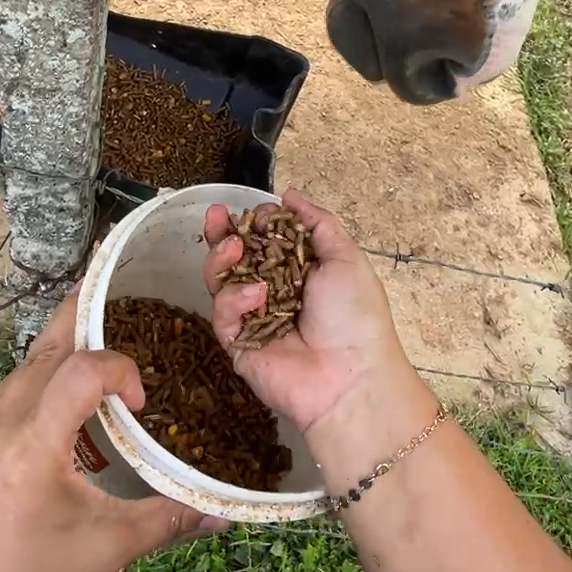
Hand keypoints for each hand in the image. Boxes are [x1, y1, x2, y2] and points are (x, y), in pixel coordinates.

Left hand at [0, 296, 228, 571]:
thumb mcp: (106, 554)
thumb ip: (167, 519)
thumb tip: (223, 513)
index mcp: (29, 447)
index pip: (79, 371)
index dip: (119, 371)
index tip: (140, 405)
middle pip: (46, 349)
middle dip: (86, 322)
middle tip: (120, 300)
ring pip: (24, 365)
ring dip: (64, 352)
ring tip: (100, 353)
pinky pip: (9, 389)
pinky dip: (42, 377)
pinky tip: (63, 397)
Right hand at [200, 189, 425, 440]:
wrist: (352, 376)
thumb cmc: (356, 315)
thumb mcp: (345, 256)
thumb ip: (317, 222)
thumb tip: (290, 194)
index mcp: (298, 271)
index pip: (265, 239)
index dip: (256, 222)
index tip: (257, 213)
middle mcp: (272, 292)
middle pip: (235, 258)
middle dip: (222, 234)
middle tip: (215, 215)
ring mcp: (253, 318)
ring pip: (220, 282)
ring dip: (221, 258)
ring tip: (234, 247)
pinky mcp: (238, 343)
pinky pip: (223, 314)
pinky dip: (235, 298)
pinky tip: (257, 294)